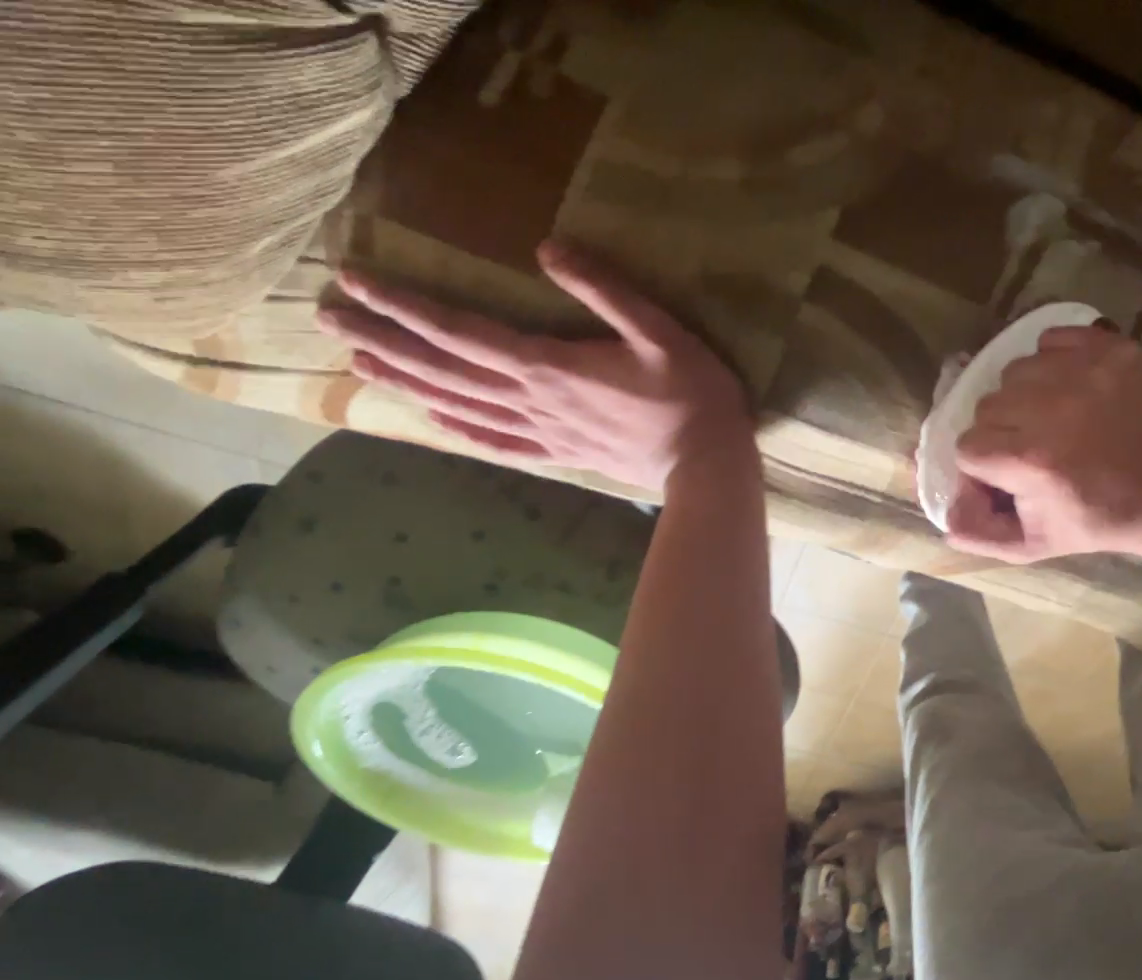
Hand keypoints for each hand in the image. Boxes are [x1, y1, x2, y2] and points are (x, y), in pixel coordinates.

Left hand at [316, 242, 753, 491]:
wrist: (710, 465)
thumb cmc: (694, 394)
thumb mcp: (660, 331)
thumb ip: (605, 290)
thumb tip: (547, 247)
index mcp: (551, 366)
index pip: (460, 332)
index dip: (404, 305)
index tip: (353, 279)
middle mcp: (533, 401)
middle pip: (444, 369)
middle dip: (383, 340)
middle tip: (327, 316)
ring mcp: (545, 433)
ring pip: (460, 405)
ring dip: (408, 382)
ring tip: (359, 361)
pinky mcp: (562, 455)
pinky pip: (498, 443)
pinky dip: (459, 430)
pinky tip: (435, 421)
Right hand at [945, 326, 1141, 561]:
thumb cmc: (1100, 521)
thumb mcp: (1036, 544)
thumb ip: (980, 532)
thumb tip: (943, 512)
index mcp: (1032, 460)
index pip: (968, 446)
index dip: (985, 464)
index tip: (1011, 474)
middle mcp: (1053, 409)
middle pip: (987, 406)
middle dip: (1002, 429)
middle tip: (1033, 446)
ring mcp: (1086, 372)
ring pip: (1015, 371)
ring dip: (1025, 395)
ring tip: (1054, 418)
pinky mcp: (1112, 349)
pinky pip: (1052, 340)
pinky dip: (1053, 360)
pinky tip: (1072, 389)